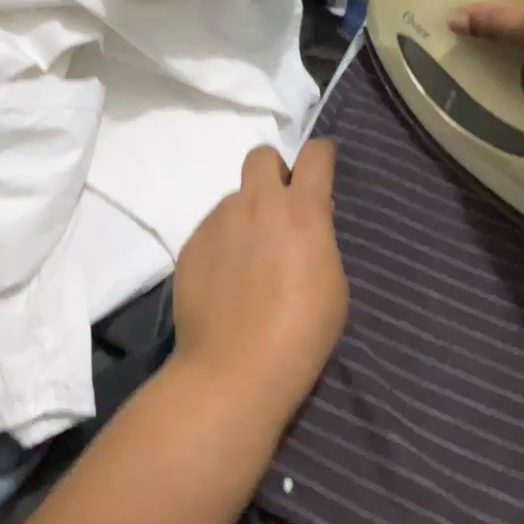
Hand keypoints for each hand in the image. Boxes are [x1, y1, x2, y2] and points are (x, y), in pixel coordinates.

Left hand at [172, 140, 347, 417]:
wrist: (234, 370)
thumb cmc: (302, 331)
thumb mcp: (334, 282)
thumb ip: (319, 238)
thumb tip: (306, 223)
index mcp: (301, 210)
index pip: (315, 154)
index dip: (322, 154)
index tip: (324, 167)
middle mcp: (256, 203)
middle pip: (262, 155)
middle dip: (275, 172)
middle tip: (282, 209)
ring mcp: (217, 222)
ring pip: (235, 198)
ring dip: (248, 214)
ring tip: (251, 260)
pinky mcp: (190, 246)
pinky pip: (213, 229)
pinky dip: (224, 243)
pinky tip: (227, 280)